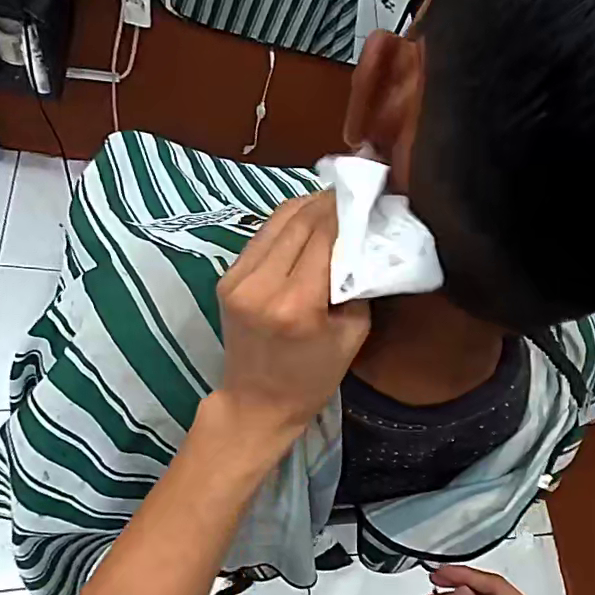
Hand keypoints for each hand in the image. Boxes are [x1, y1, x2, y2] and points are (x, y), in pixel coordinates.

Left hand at [211, 192, 370, 445]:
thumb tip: (363, 241)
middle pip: (299, 221)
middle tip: (354, 191)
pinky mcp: (226, 278)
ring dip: (307, 206)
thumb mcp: (353, 334)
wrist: (256, 403)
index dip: (347, 210)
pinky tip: (306, 220)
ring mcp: (237, 280)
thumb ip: (357, 283)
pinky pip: (261, 236)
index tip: (368, 194)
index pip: (324, 236)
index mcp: (296, 305)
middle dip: (329, 202)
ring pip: (276, 221)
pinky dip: (287, 223)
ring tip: (332, 199)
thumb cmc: (312, 378)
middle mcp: (261, 285)